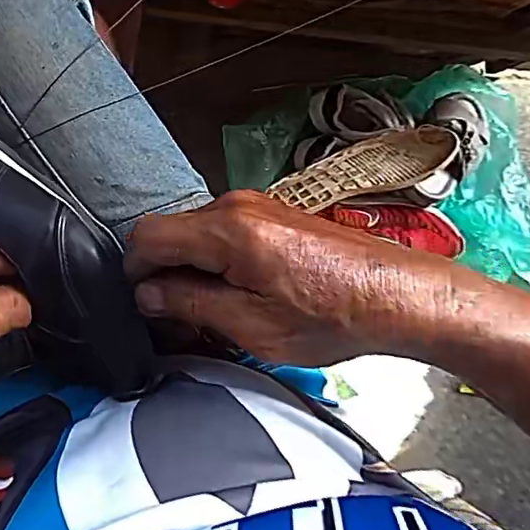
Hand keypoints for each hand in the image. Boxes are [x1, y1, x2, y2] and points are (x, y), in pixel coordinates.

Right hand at [126, 190, 456, 365]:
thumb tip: (148, 294)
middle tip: (180, 317)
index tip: (146, 305)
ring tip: (214, 310)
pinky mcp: (268, 211)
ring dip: (189, 268)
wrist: (394, 292)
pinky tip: (236, 292)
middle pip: (168, 232)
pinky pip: (219, 230)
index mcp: (226, 229)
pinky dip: (213, 259)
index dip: (135, 273)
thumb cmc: (332, 314)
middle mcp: (234, 205)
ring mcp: (253, 204)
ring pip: (192, 232)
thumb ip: (190, 304)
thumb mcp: (252, 325)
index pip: (146, 236)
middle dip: (163, 273)